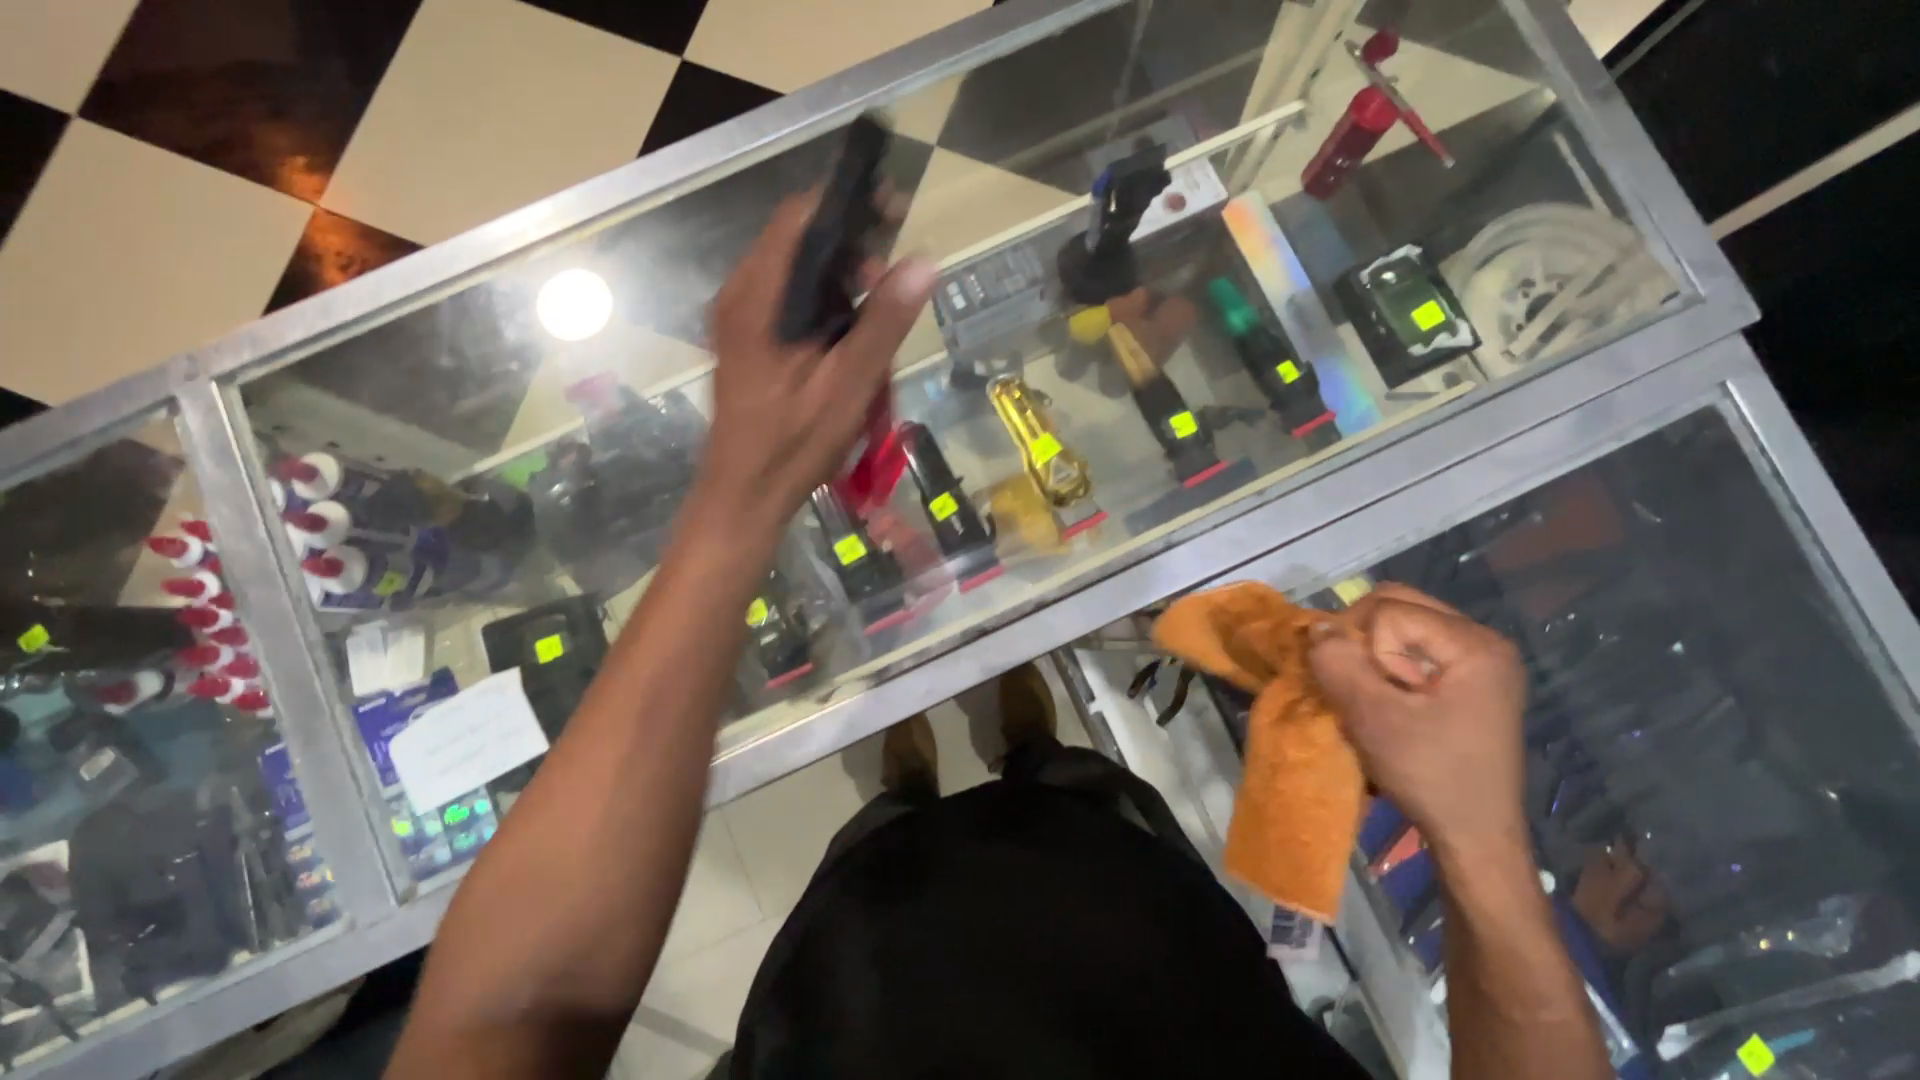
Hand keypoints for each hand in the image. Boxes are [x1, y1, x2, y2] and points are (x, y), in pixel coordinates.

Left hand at [700, 193, 936, 522]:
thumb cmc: (794, 444)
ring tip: (882, 301)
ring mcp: (740, 316)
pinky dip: (825, 297)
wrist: (745, 494)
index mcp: (757, 297)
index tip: (893, 212)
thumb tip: (923, 263)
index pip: (799, 218)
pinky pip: (789, 296)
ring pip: (796, 267)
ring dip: (841, 273)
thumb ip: (883, 322)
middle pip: (798, 238)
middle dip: (851, 243)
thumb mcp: (848, 385)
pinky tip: (854, 327)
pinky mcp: (748, 337)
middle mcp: (741, 294)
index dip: (847, 204)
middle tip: (896, 274)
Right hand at [1307, 584, 1528, 859]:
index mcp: (1474, 644)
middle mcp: (1485, 641)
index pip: (1389, 609)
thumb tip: (1316, 626)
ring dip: (1375, 657)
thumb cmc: (1430, 775)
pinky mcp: (1473, 683)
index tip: (1370, 694)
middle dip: (1365, 641)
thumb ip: (1339, 663)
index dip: (1361, 645)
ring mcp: (1482, 663)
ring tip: (1378, 699)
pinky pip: (1417, 651)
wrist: (1476, 837)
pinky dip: (1391, 669)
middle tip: (1362, 686)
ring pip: (1404, 628)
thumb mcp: (1373, 718)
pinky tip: (1392, 704)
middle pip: (1400, 607)